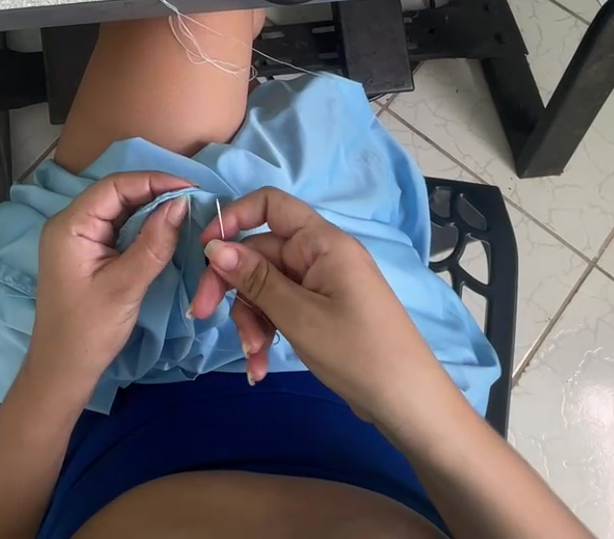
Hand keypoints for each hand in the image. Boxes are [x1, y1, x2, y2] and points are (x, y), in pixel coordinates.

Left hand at [23, 171, 192, 396]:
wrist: (62, 372)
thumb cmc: (89, 331)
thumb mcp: (126, 286)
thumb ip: (154, 243)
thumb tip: (182, 204)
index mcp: (70, 224)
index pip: (115, 186)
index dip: (153, 181)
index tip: (191, 186)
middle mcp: (70, 223)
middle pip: (116, 194)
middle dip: (155, 191)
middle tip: (195, 197)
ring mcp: (78, 237)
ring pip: (119, 209)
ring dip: (151, 207)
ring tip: (186, 208)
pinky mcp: (87, 252)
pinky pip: (117, 227)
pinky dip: (142, 225)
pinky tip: (165, 227)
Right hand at [189, 187, 459, 435]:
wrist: (412, 409)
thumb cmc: (360, 354)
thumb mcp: (299, 317)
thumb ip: (254, 278)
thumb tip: (214, 245)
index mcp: (321, 242)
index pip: (270, 204)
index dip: (234, 218)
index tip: (206, 249)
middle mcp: (319, 255)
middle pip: (258, 252)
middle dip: (232, 286)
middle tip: (202, 313)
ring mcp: (320, 283)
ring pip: (264, 284)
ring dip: (250, 317)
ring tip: (253, 355)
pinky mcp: (320, 310)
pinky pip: (279, 307)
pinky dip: (266, 330)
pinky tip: (260, 363)